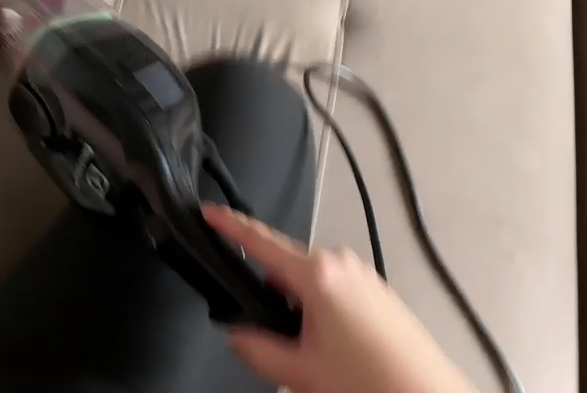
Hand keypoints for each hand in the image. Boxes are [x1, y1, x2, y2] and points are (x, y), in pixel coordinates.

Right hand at [203, 204, 476, 392]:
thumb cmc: (375, 386)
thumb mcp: (301, 373)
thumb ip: (258, 349)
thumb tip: (237, 335)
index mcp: (317, 275)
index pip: (260, 241)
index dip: (229, 225)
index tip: (208, 211)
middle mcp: (341, 264)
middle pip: (286, 268)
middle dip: (274, 298)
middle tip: (281, 341)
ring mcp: (363, 276)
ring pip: (312, 284)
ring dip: (302, 310)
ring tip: (319, 359)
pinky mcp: (379, 292)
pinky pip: (337, 292)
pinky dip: (326, 314)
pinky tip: (340, 355)